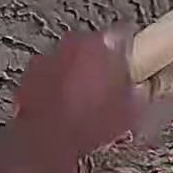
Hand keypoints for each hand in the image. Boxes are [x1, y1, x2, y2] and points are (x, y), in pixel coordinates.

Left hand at [13, 30, 146, 160]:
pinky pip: (49, 73)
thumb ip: (138, 92)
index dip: (129, 50)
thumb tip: (140, 90)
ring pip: (69, 58)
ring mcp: (50, 56)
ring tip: (82, 99)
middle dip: (100, 61)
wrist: (48, 137)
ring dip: (75, 72)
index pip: (123, 35)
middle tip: (107, 86)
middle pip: (93, 45)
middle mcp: (74, 44)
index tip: (133, 62)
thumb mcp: (129, 112)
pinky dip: (54, 83)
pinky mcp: (31, 73)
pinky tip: (61, 105)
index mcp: (103, 46)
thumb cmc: (89, 123)